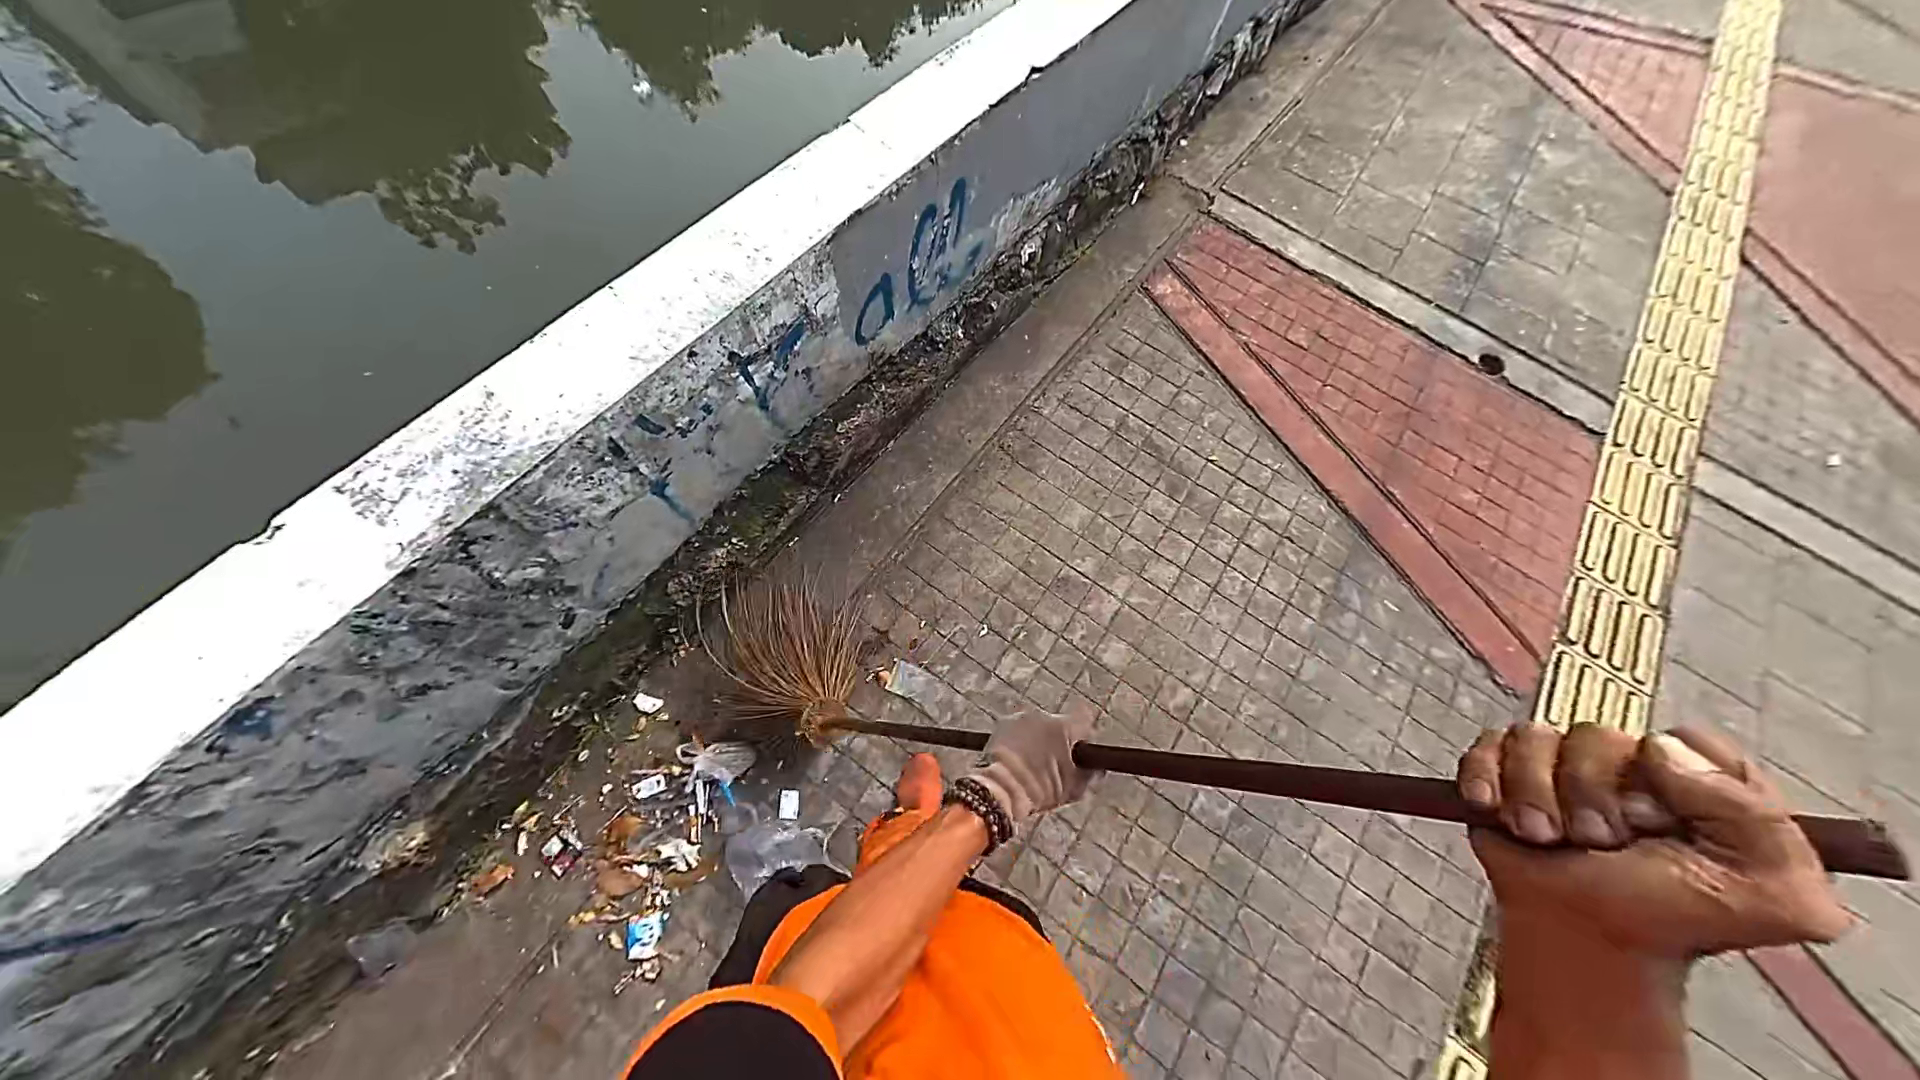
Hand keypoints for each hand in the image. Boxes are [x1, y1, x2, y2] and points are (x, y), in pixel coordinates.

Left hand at [966, 705, 1097, 827]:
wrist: (999, 788)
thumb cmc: (1039, 788)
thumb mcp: (1073, 788)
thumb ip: (1089, 774)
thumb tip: (1096, 768)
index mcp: (1064, 726)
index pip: (1085, 718)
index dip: (1085, 733)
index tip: (1082, 748)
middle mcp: (1042, 715)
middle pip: (1058, 724)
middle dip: (1057, 740)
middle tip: (1055, 764)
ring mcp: (1020, 718)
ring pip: (1035, 726)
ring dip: (1036, 739)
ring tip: (1031, 764)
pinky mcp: (1001, 724)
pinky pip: (1017, 730)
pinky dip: (1018, 741)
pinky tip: (1016, 760)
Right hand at [1458, 723, 1850, 958]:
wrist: (1578, 935)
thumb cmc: (1668, 917)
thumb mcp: (1772, 894)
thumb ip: (1752, 817)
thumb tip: (1658, 746)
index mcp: (1699, 783)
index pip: (1685, 739)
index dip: (1672, 774)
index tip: (1662, 821)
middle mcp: (1627, 764)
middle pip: (1595, 734)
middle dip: (1587, 790)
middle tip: (1595, 839)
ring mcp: (1557, 762)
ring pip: (1532, 735)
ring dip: (1532, 792)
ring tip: (1543, 836)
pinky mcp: (1500, 767)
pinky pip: (1484, 745)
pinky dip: (1484, 777)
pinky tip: (1493, 809)